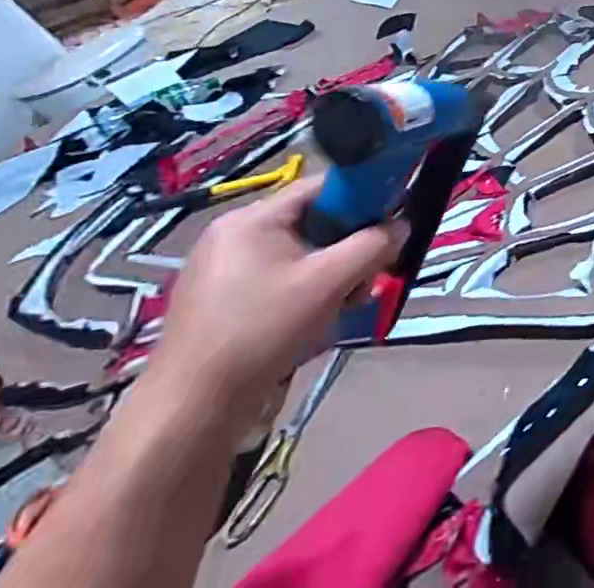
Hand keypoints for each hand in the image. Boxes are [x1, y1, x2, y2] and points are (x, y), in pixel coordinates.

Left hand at [147, 176, 402, 409]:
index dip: (362, 199)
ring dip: (330, 274)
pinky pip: (279, 277)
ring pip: (300, 253)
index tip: (388, 224)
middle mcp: (234, 233)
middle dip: (347, 248)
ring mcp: (223, 267)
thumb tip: (402, 225)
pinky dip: (305, 291)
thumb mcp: (329, 283)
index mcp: (253, 218)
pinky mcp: (221, 297)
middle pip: (313, 223)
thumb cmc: (262, 331)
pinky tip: (311, 321)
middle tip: (364, 278)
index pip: (322, 187)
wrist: (192, 406)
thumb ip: (373, 246)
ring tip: (338, 307)